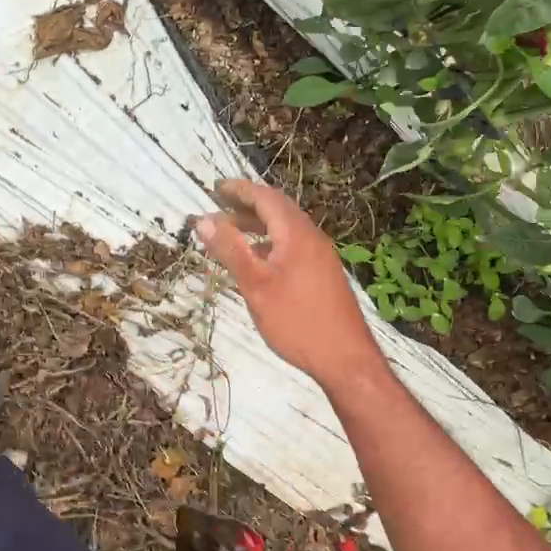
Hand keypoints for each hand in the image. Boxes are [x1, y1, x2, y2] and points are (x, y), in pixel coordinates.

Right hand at [197, 179, 381, 387]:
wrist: (347, 361)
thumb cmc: (297, 320)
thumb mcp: (255, 284)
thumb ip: (230, 249)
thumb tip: (203, 219)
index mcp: (296, 233)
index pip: (265, 197)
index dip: (239, 190)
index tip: (215, 189)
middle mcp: (312, 237)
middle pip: (278, 208)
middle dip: (248, 203)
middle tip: (220, 206)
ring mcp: (321, 256)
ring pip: (286, 227)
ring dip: (259, 223)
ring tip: (232, 231)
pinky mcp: (324, 274)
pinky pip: (294, 243)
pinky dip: (271, 241)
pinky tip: (258, 260)